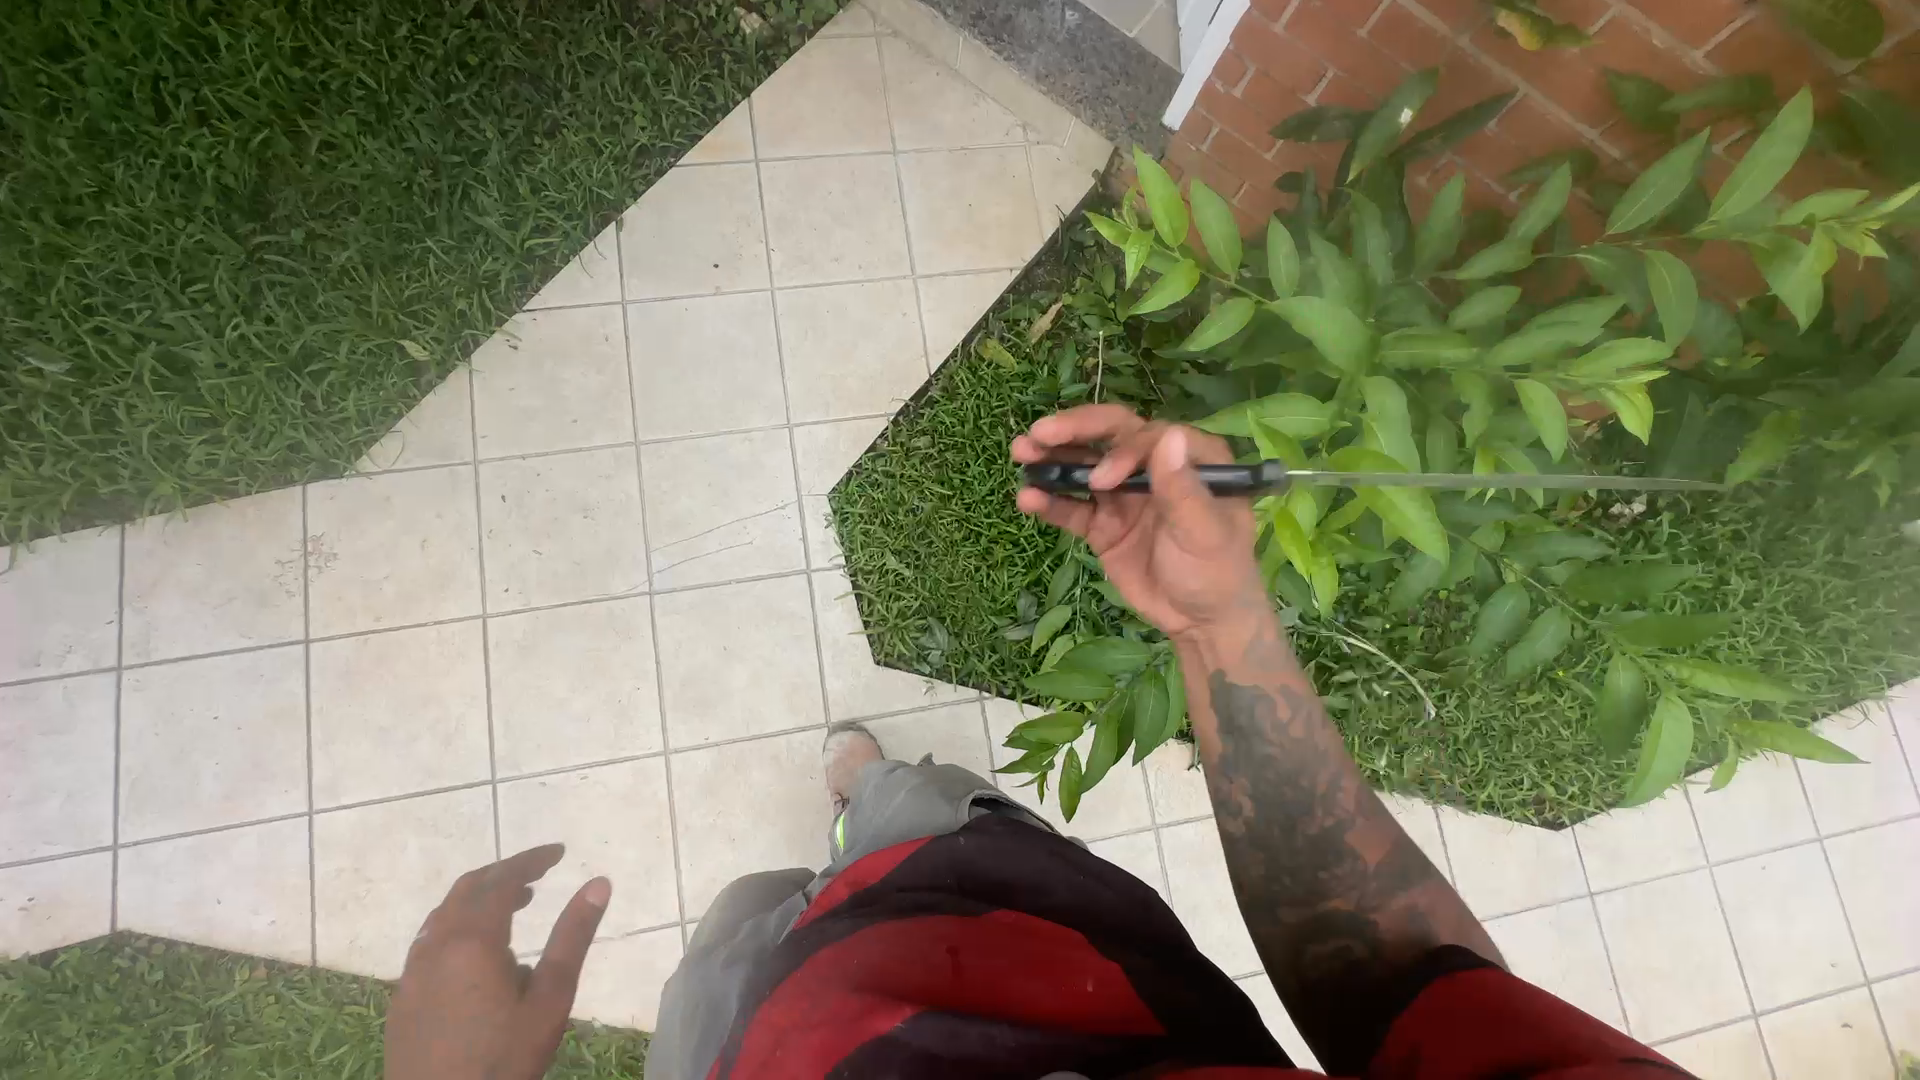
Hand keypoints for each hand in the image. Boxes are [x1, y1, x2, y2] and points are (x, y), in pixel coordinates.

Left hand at [384, 845, 609, 1079]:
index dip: (531, 861)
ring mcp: (412, 976)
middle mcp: (436, 949)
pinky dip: (458, 926)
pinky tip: (481, 953)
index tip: (559, 853)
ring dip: (479, 899)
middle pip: (467, 890)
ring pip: (443, 916)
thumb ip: (573, 936)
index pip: (502, 881)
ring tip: (516, 906)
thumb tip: (599, 883)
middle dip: (505, 874)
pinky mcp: (402, 1002)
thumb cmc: (504, 1060)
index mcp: (473, 943)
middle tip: (540, 873)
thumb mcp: (552, 998)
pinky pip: (429, 942)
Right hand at [1012, 404, 1264, 644]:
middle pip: (1108, 436)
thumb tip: (1167, 436)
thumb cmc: (1216, 572)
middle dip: (1073, 431)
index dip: (1119, 450)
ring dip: (1052, 458)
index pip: (1145, 436)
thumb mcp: (1204, 531)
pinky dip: (1049, 501)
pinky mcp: (1102, 525)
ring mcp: (1123, 496)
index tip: (1101, 480)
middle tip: (1038, 434)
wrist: (1200, 622)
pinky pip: (1072, 507)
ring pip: (1084, 466)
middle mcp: (1152, 468)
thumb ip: (1182, 487)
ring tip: (1020, 453)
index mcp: (1188, 459)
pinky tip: (1026, 498)